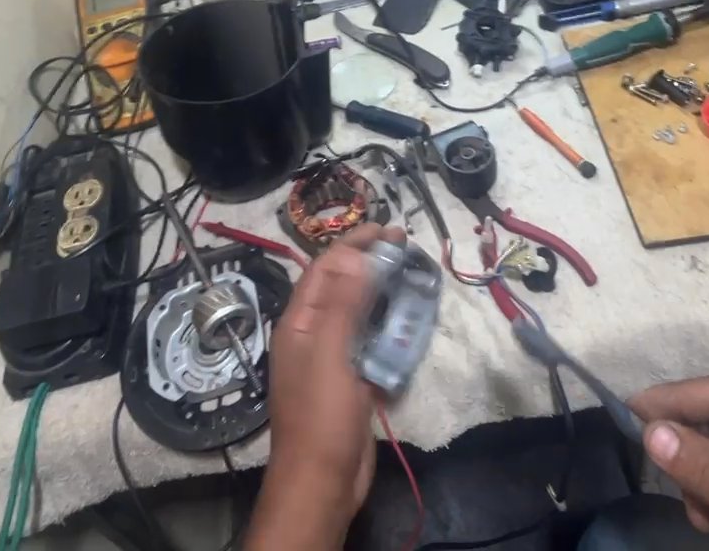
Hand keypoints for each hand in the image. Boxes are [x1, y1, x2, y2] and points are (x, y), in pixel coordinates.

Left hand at [244, 224, 400, 550]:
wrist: (322, 482)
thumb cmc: (321, 415)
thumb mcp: (330, 352)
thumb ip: (341, 303)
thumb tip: (354, 255)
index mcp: (300, 322)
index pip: (324, 269)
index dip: (351, 244)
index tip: (383, 227)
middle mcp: (313, 333)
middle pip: (341, 286)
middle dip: (368, 262)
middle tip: (402, 244)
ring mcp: (333, 357)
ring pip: (358, 312)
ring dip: (380, 290)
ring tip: (409, 272)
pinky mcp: (352, 379)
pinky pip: (370, 341)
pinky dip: (388, 325)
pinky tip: (408, 319)